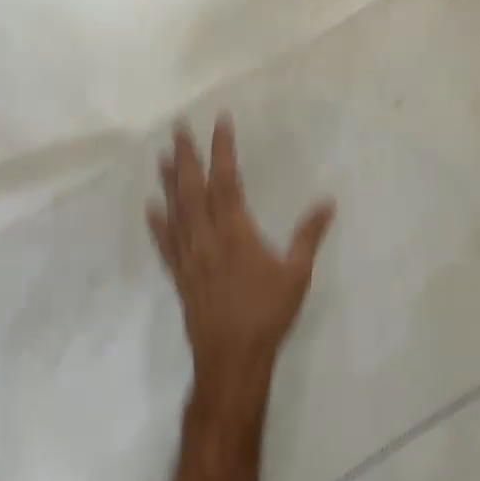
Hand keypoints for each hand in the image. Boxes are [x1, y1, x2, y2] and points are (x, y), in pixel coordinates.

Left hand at [148, 114, 335, 364]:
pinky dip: (158, 223)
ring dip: (168, 181)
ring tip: (162, 155)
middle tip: (179, 127)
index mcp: (235, 232)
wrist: (232, 358)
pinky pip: (166, 243)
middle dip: (186, 156)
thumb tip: (327, 203)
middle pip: (192, 189)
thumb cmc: (268, 313)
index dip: (222, 150)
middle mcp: (207, 239)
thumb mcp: (297, 273)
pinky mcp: (181, 277)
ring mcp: (190, 258)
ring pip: (175, 211)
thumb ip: (308, 235)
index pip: (226, 181)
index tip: (220, 122)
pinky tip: (152, 208)